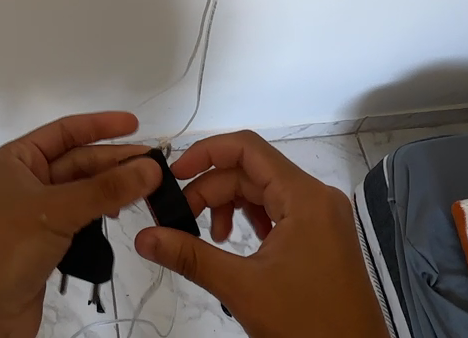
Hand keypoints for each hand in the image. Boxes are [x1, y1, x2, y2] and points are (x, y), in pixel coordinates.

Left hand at [0, 111, 161, 337]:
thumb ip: (105, 189)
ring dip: (109, 189)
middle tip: (155, 166)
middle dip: (113, 162)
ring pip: (80, 191)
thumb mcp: (57, 211)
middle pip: (77, 162)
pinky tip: (118, 214)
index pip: (65, 131)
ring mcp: (33, 212)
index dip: (100, 125)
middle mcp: (24, 179)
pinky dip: (98, 214)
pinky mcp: (42, 243)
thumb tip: (150, 167)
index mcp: (16, 158)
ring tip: (145, 190)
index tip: (136, 124)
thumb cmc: (6, 248)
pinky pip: (77, 218)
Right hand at [133, 130, 387, 337]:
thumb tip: (145, 237)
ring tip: (209, 237)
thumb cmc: (308, 327)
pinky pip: (278, 210)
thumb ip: (190, 256)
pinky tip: (235, 243)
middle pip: (251, 171)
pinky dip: (251, 220)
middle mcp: (317, 196)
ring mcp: (323, 217)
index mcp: (304, 196)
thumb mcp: (243, 289)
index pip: (247, 148)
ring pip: (262, 191)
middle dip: (212, 189)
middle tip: (182, 219)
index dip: (206, 153)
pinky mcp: (323, 237)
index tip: (175, 174)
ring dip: (229, 206)